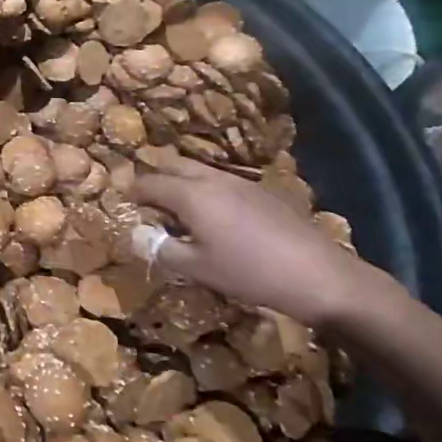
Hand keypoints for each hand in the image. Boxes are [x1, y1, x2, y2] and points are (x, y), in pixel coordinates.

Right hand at [131, 157, 403, 330]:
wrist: (320, 276)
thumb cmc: (250, 273)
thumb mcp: (197, 267)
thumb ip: (161, 248)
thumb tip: (135, 236)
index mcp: (191, 193)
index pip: (148, 183)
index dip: (131, 193)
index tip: (122, 205)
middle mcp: (212, 178)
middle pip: (172, 165)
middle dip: (153, 178)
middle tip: (145, 202)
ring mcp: (240, 182)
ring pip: (197, 169)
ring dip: (179, 182)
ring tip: (174, 209)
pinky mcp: (261, 191)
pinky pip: (219, 179)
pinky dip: (203, 188)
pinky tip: (211, 216)